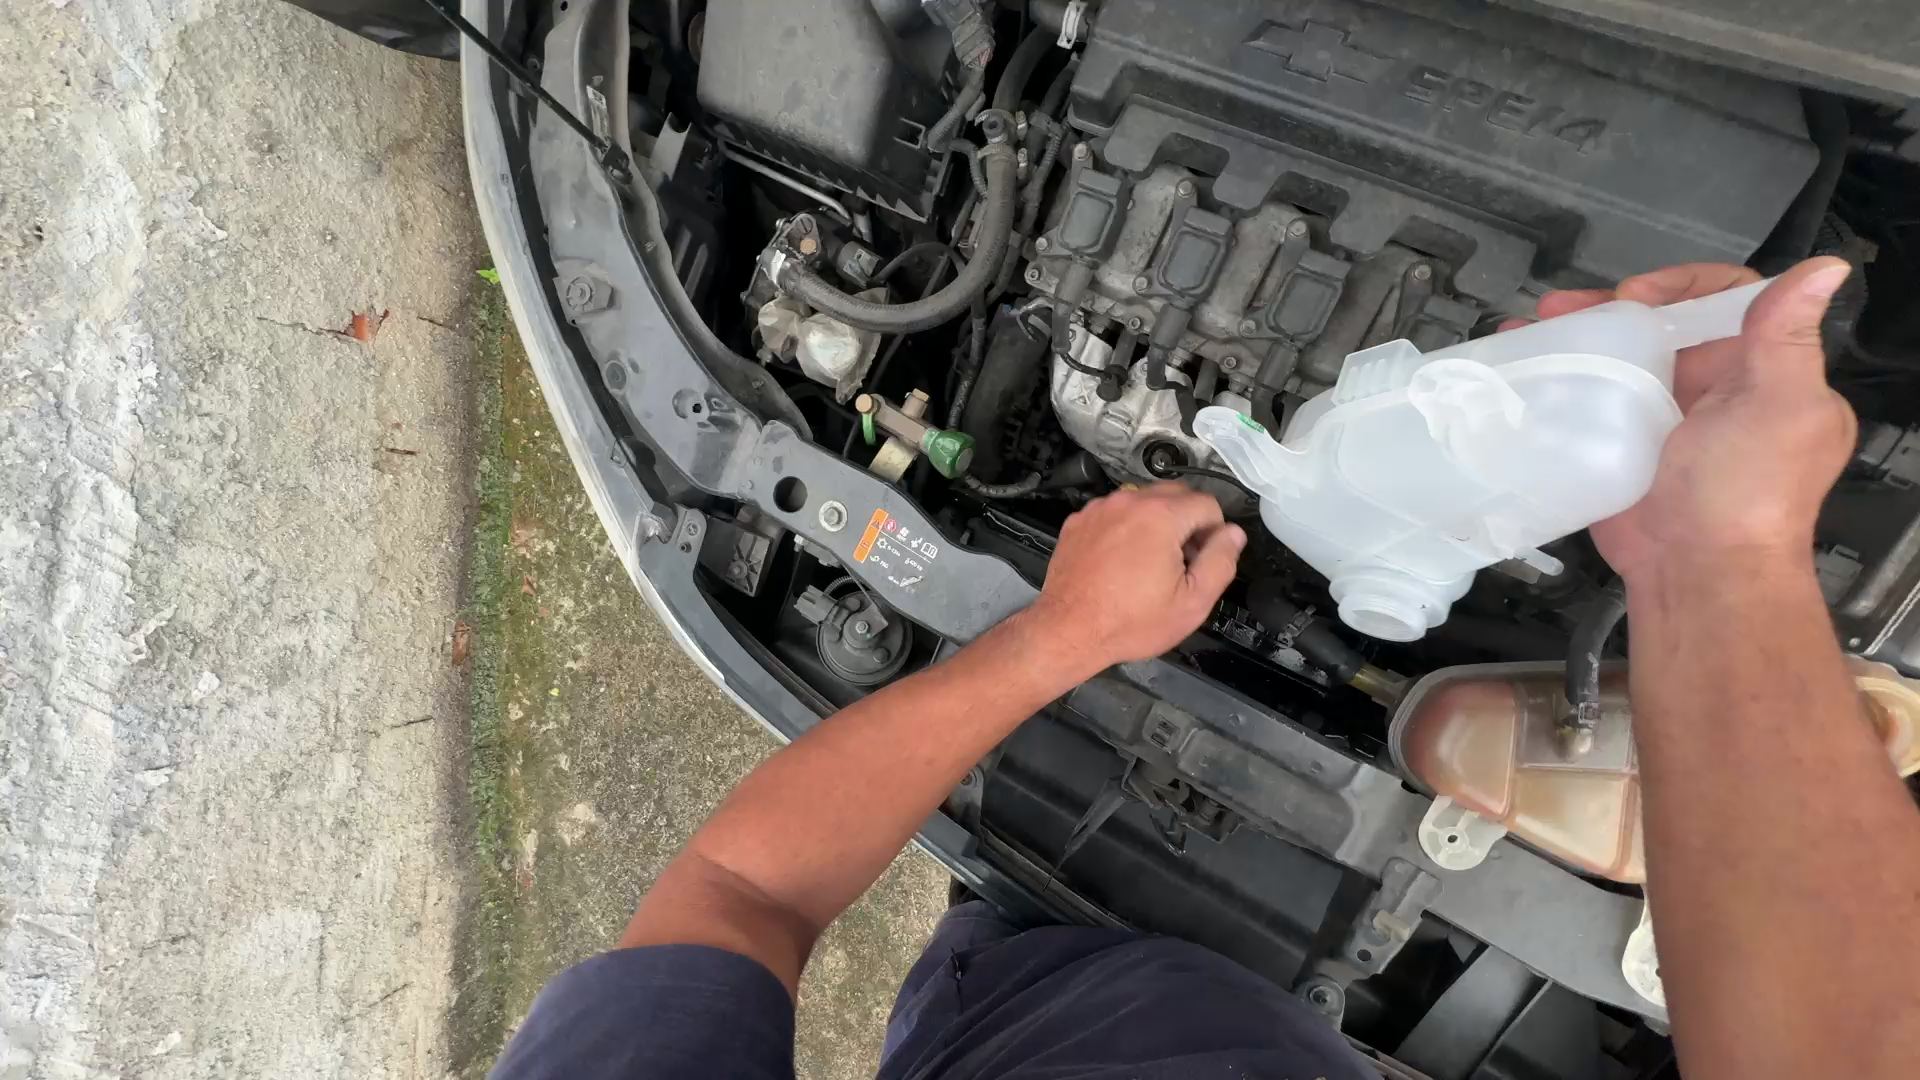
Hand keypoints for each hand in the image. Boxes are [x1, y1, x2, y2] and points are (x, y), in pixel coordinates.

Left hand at [1021, 483, 1244, 675]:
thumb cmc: (1130, 621)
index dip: (1214, 532)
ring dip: (1155, 522)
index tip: (1203, 558)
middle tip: (1182, 560)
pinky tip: (1120, 561)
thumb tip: (1232, 534)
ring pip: (1142, 501)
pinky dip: (1124, 527)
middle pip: (1175, 494)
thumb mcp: (1192, 601)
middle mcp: (1128, 501)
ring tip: (1150, 562)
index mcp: (1160, 515)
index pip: (1207, 503)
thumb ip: (1221, 560)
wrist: (1069, 630)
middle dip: (1187, 521)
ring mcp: (1099, 509)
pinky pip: (1113, 513)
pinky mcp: (1078, 521)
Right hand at [1514, 258, 1856, 584]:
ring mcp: (1653, 418)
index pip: (1723, 301)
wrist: (1694, 564)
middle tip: (1552, 309)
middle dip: (1602, 310)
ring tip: (1523, 333)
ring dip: (1568, 342)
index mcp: (1754, 369)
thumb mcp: (1776, 406)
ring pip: (1612, 363)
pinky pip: (1583, 404)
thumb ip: (1784, 340)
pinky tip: (1521, 378)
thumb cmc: (1745, 489)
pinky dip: (1552, 386)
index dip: (1677, 286)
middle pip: (1654, 328)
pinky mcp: (1611, 445)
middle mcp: (1704, 387)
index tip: (1630, 298)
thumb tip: (1823, 268)